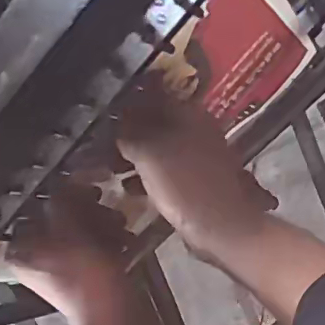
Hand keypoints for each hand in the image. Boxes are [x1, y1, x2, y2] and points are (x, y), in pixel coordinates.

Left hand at [5, 189, 132, 324]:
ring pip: (80, 231)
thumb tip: (70, 180)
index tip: (88, 189)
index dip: (64, 194)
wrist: (116, 324)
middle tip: (107, 210)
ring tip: (121, 228)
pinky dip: (108, 241)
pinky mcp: (83, 277)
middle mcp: (35, 259)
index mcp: (21, 250)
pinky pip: (93, 248)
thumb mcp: (74, 233)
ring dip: (103, 224)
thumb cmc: (90, 283)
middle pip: (60, 218)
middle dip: (89, 211)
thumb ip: (66, 201)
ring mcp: (60, 269)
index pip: (37, 206)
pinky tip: (124, 240)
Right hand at [116, 77, 276, 261]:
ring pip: (160, 149)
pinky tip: (129, 189)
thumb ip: (130, 134)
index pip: (153, 95)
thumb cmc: (185, 187)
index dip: (127, 103)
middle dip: (127, 133)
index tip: (103, 114)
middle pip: (155, 123)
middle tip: (101, 145)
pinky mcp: (198, 183)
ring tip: (110, 169)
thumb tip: (116, 125)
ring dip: (135, 157)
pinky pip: (167, 172)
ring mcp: (199, 157)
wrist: (222, 228)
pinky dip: (148, 177)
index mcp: (188, 114)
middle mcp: (197, 130)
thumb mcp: (150, 155)